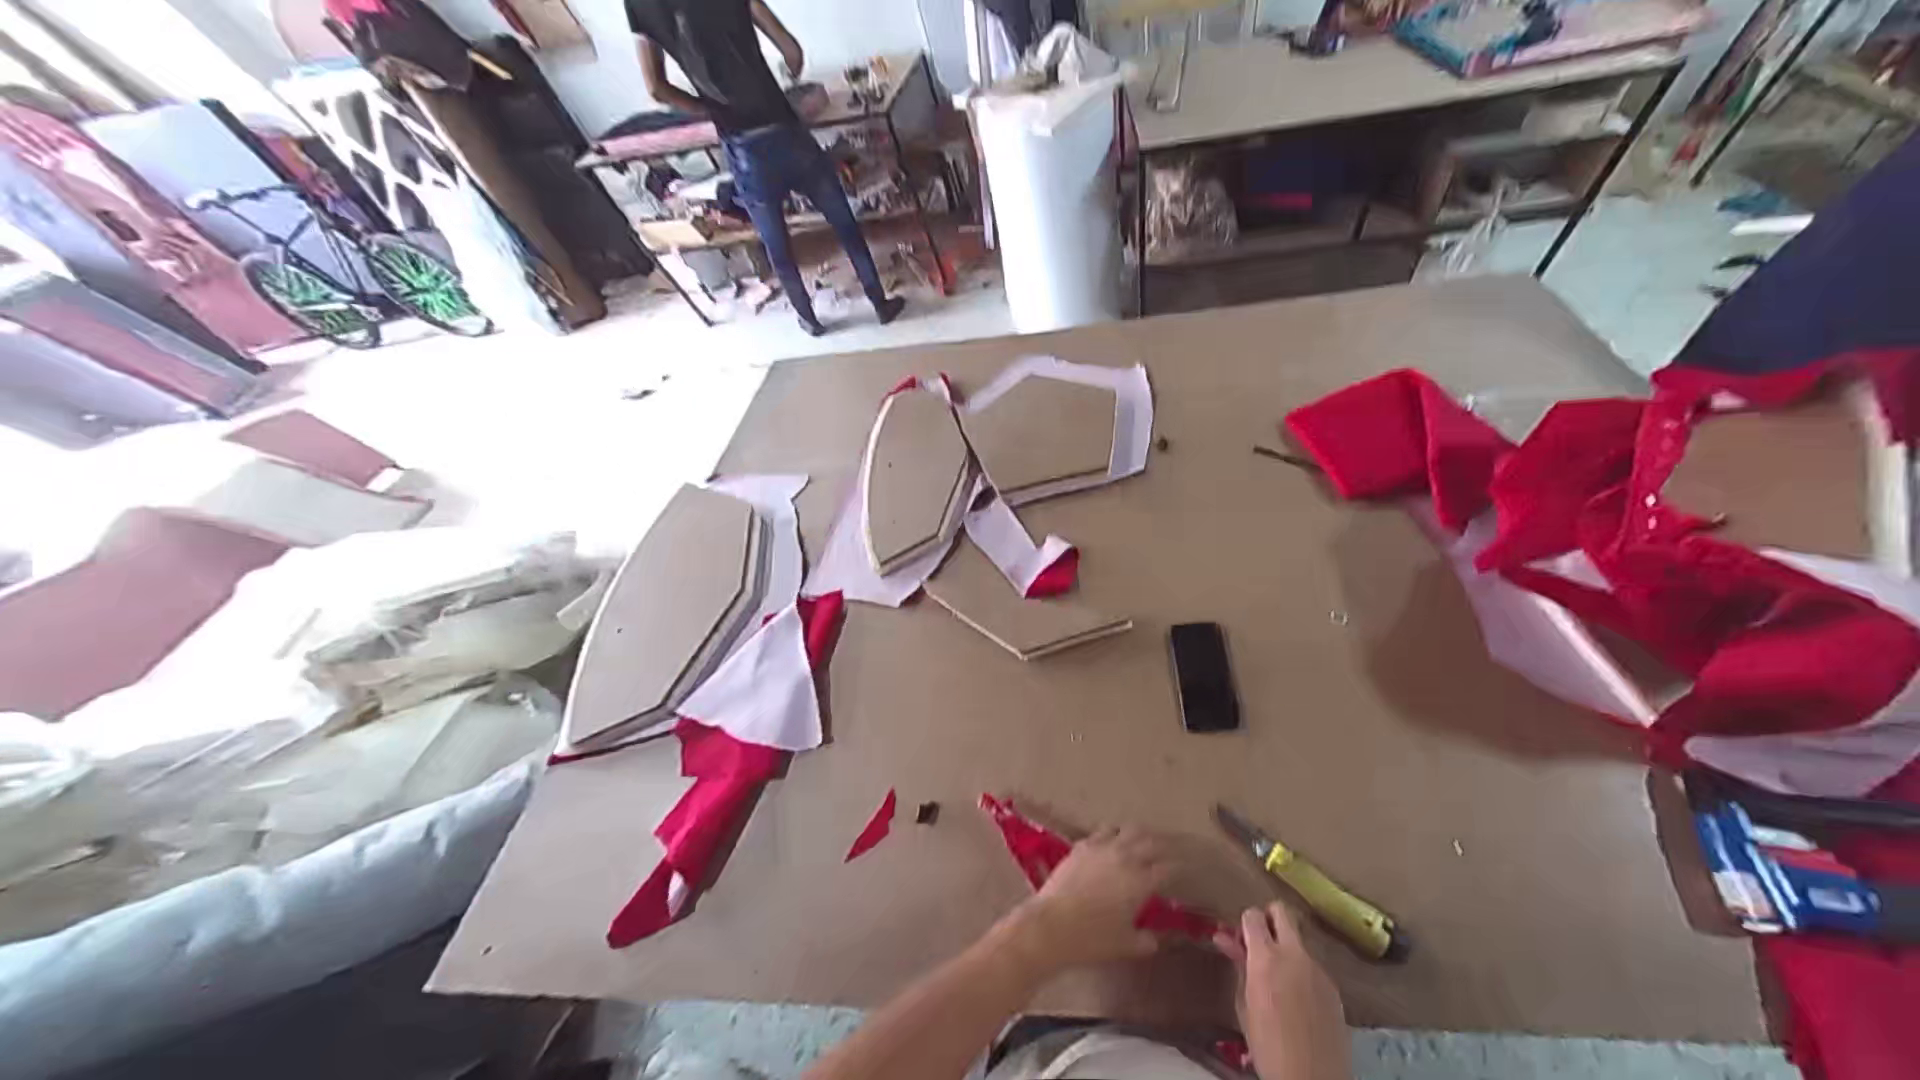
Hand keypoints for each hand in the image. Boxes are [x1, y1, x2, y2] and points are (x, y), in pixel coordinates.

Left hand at [999, 827, 1170, 974]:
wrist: (1053, 924)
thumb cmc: (1094, 938)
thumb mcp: (1127, 945)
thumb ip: (1147, 940)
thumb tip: (1154, 938)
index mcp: (1142, 881)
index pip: (1168, 867)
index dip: (1178, 866)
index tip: (1182, 867)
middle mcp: (1125, 857)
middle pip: (1150, 841)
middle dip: (1162, 845)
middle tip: (1168, 849)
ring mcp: (1101, 847)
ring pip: (1126, 830)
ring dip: (1137, 834)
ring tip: (1141, 840)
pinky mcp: (1081, 846)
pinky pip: (1102, 832)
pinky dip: (1112, 834)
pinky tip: (1111, 840)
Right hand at [1214, 904, 1349, 1079]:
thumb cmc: (1267, 1047)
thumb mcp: (1244, 1005)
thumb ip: (1239, 966)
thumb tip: (1225, 938)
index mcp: (1265, 958)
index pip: (1252, 915)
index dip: (1244, 924)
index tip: (1240, 941)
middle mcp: (1294, 955)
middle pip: (1282, 912)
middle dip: (1268, 918)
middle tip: (1259, 942)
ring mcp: (1318, 970)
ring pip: (1298, 940)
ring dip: (1286, 947)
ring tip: (1278, 978)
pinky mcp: (1334, 988)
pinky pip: (1312, 966)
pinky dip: (1301, 970)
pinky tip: (1297, 999)